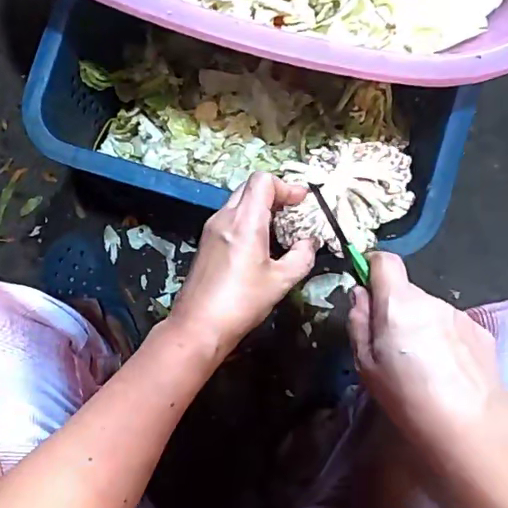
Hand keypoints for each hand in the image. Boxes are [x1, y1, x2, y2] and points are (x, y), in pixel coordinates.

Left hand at [167, 173, 317, 354]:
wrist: (197, 326)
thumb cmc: (241, 303)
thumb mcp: (281, 281)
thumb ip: (301, 256)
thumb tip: (309, 243)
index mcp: (243, 221)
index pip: (262, 181)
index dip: (286, 186)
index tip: (302, 202)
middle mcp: (223, 218)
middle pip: (249, 188)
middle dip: (275, 196)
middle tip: (294, 214)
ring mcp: (210, 230)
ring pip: (238, 204)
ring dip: (261, 209)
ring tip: (280, 231)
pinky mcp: (206, 244)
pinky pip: (229, 221)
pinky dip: (248, 222)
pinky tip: (260, 246)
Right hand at [347, 252, 507, 454]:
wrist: (471, 426)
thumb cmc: (406, 396)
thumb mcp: (365, 363)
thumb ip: (358, 322)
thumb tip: (360, 294)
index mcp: (398, 302)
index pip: (385, 261)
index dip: (372, 270)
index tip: (366, 294)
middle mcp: (430, 300)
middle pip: (406, 291)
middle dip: (395, 309)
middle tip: (389, 347)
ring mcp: (459, 315)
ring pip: (428, 310)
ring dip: (419, 326)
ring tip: (419, 365)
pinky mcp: (481, 332)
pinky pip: (450, 326)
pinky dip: (442, 340)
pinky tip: (444, 371)